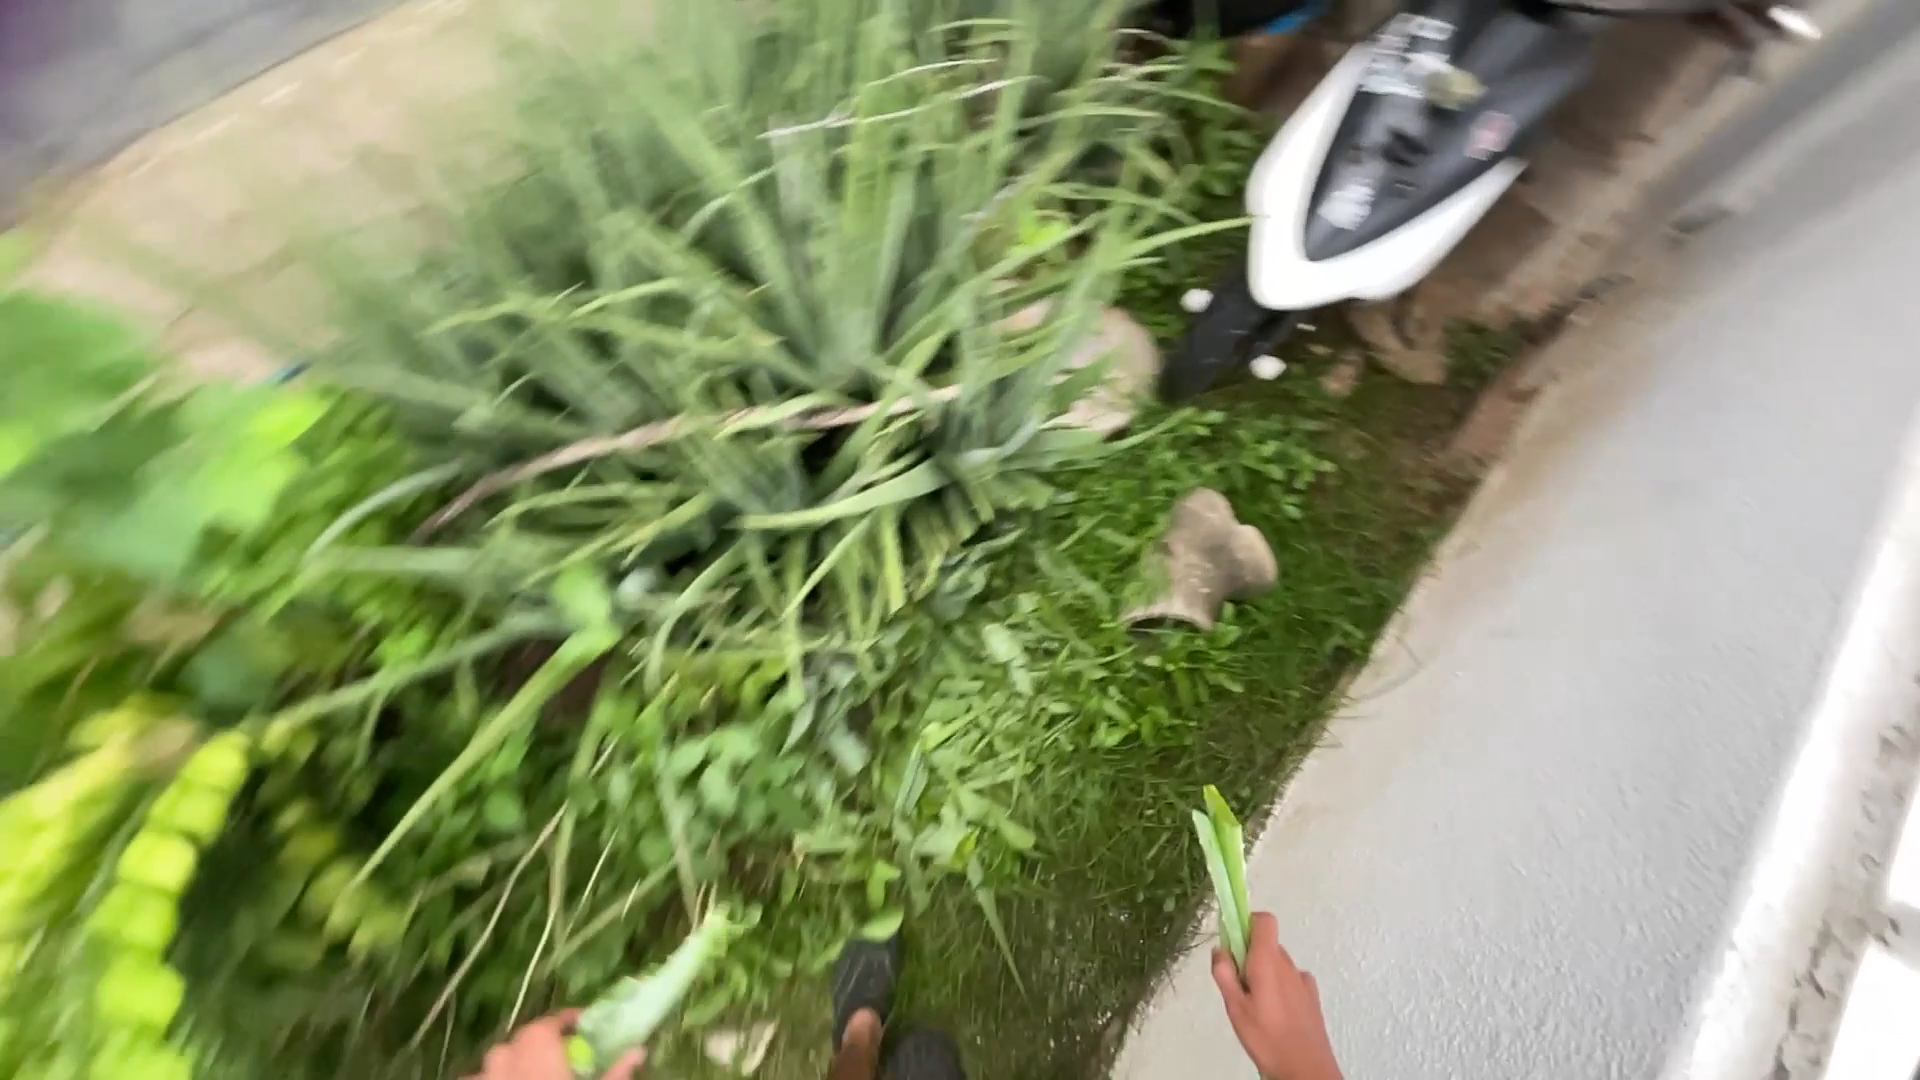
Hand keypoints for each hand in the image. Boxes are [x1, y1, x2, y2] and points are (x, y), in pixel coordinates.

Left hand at [468, 1010, 644, 1079]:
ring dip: (506, 1064)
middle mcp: (508, 1061)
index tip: (583, 1024)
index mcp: (540, 1051)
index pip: (550, 1023)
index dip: (566, 1019)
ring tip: (526, 1073)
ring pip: (492, 1064)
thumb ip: (616, 1073)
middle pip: (519, 1040)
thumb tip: (639, 1051)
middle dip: (538, 1040)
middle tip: (559, 1052)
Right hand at [1212, 913, 1342, 1079]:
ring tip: (1256, 1005)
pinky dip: (1281, 986)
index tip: (1233, 943)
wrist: (1307, 1073)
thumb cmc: (1266, 1038)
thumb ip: (1223, 973)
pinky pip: (1291, 979)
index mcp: (1268, 961)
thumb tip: (1220, 948)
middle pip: (1266, 943)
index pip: (1264, 920)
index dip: (1247, 922)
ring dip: (1264, 972)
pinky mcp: (1312, 998)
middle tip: (1238, 984)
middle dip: (1249, 954)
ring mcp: (1303, 981)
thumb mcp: (1234, 1007)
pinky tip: (1275, 1011)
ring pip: (1278, 963)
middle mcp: (1288, 964)